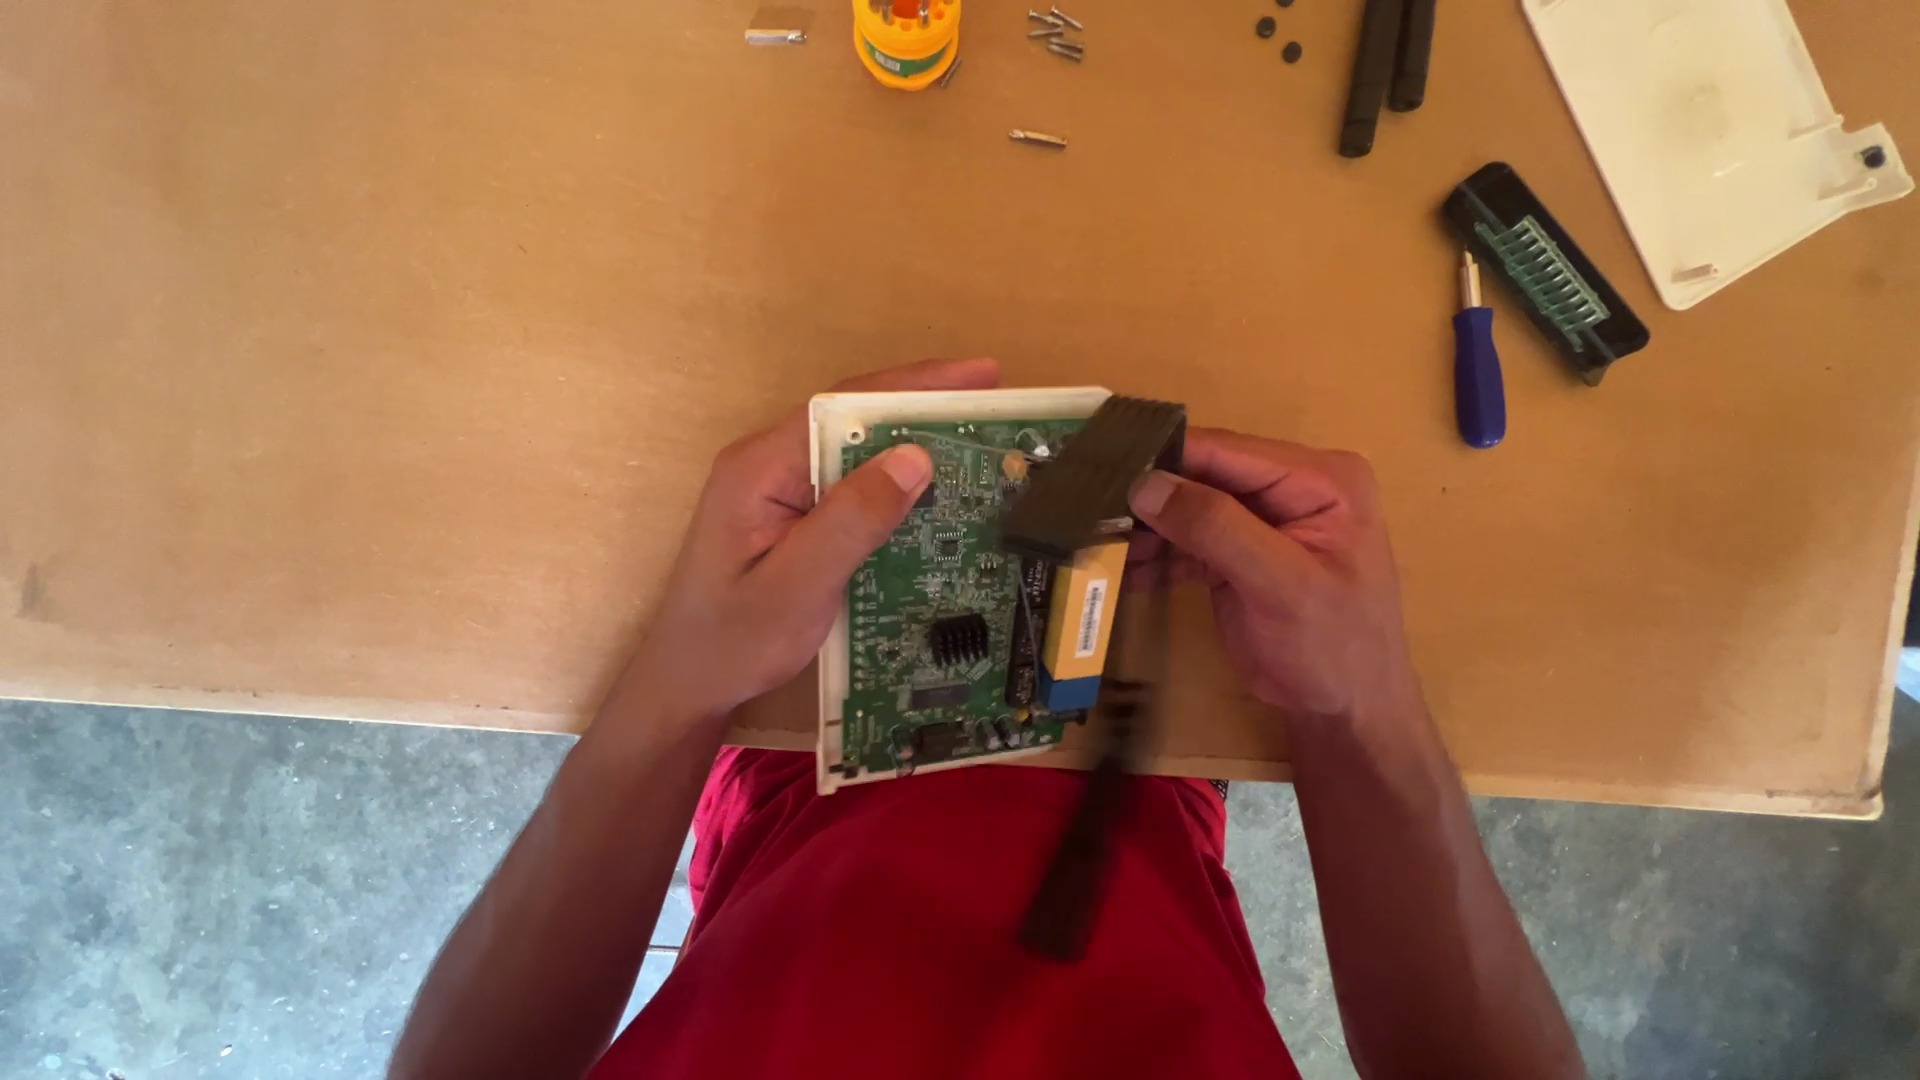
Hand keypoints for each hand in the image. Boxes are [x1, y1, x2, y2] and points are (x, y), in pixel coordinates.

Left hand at [617, 358, 1001, 724]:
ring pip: (857, 452)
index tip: (979, 377)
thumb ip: (851, 520)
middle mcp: (770, 464)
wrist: (691, 685)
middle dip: (924, 409)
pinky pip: (853, 486)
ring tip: (976, 442)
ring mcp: (781, 489)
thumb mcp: (797, 586)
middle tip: (993, 406)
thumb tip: (915, 457)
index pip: (845, 406)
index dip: (915, 387)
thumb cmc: (733, 642)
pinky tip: (935, 493)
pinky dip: (897, 484)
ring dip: (914, 446)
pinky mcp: (795, 516)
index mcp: (761, 467)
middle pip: (855, 420)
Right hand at [1127, 428, 1421, 724]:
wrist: (1346, 711)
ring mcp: (1260, 521)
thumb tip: (1145, 484)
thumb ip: (1216, 527)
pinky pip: (1186, 543)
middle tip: (1090, 510)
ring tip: (1098, 545)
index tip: (1104, 470)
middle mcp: (1290, 488)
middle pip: (1201, 477)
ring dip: (1146, 531)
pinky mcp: (1236, 554)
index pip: (1228, 452)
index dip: (1166, 458)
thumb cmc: (1332, 648)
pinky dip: (1156, 557)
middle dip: (1149, 497)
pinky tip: (1122, 573)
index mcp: (1319, 479)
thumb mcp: (1279, 584)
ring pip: (1186, 510)